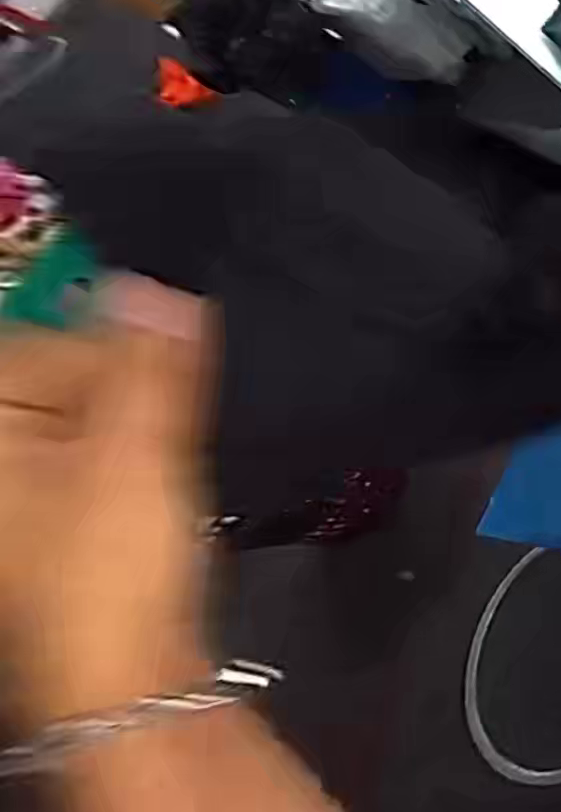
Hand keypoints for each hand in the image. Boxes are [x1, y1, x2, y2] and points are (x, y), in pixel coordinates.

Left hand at [0, 276, 215, 726]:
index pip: (41, 340)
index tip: (165, 381)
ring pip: (92, 399)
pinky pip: (100, 429)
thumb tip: (161, 288)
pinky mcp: (54, 488)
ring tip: (157, 455)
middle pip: (66, 369)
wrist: (122, 646)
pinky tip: (153, 464)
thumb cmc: (113, 556)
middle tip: (156, 434)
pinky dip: (137, 432)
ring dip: (143, 407)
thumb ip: (154, 370)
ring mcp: (21, 469)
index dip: (113, 349)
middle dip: (129, 383)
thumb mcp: (142, 455)